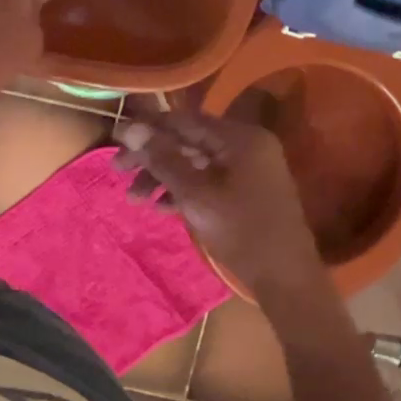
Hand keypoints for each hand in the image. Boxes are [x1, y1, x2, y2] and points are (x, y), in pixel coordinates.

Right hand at [113, 106, 322, 297]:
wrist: (286, 279)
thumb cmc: (241, 231)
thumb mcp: (194, 194)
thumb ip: (162, 158)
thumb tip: (129, 128)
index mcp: (239, 138)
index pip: (182, 120)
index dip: (146, 129)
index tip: (114, 141)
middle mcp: (245, 145)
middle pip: (186, 141)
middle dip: (151, 157)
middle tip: (118, 172)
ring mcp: (248, 168)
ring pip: (193, 163)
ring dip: (162, 177)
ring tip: (134, 200)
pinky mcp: (245, 189)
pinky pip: (206, 179)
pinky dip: (182, 190)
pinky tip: (161, 208)